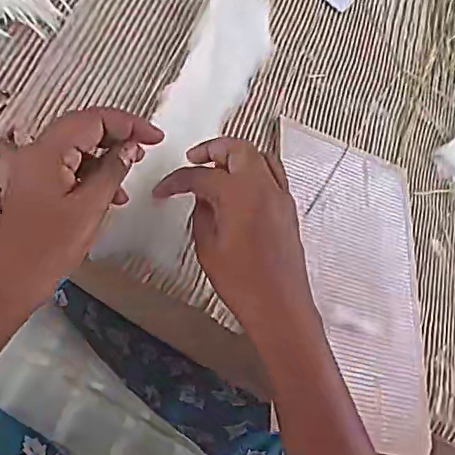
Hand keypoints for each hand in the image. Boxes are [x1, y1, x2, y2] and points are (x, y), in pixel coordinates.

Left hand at [0, 107, 162, 306]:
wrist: (15, 280)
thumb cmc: (45, 251)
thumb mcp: (90, 208)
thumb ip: (112, 172)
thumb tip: (129, 149)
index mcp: (45, 153)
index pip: (92, 119)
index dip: (127, 124)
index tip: (151, 136)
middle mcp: (34, 155)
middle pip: (82, 129)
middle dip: (116, 137)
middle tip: (143, 149)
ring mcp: (31, 171)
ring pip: (75, 149)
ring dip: (103, 159)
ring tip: (126, 178)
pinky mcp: (33, 187)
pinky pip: (66, 169)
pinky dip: (89, 175)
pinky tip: (106, 194)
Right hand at [154, 137, 319, 339]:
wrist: (278, 305)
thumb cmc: (246, 284)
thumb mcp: (208, 249)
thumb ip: (202, 216)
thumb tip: (202, 201)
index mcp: (239, 193)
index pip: (201, 174)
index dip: (177, 179)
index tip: (165, 189)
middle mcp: (264, 188)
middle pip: (238, 149)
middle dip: (213, 149)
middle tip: (194, 159)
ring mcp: (280, 197)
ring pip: (260, 157)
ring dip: (236, 156)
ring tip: (217, 167)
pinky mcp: (288, 210)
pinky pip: (273, 175)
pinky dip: (254, 172)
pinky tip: (241, 187)